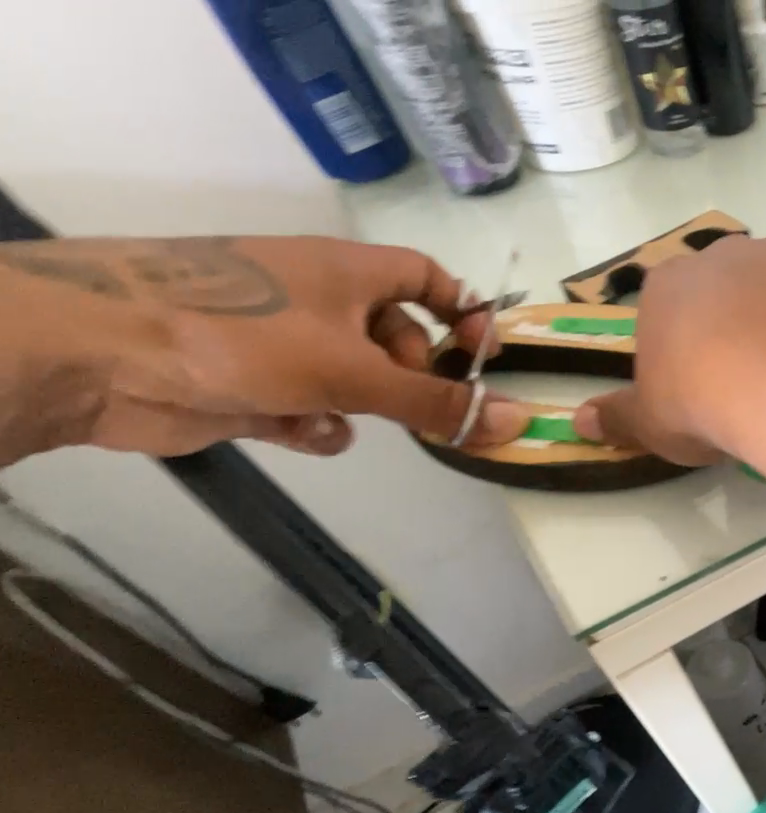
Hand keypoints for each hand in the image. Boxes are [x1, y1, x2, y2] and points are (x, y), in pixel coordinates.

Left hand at [0, 236, 530, 457]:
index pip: (426, 277)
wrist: (91, 354)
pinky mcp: (249, 381)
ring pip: (356, 376)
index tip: (486, 358)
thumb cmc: (239, 337)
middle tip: (428, 407)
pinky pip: (310, 404)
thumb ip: (439, 402)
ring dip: (369, 405)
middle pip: (395, 334)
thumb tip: (519, 420)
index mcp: (345, 272)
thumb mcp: (355, 371)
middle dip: (415, 374)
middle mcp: (317, 299)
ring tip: (361, 420)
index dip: (463, 312)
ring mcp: (280, 340)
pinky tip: (308, 433)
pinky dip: (319, 423)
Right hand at [572, 232, 765, 463]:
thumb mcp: (653, 423)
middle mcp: (731, 255)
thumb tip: (580, 422)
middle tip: (763, 374)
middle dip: (747, 318)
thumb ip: (620, 418)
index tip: (708, 384)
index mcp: (672, 285)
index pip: (673, 307)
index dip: (692, 345)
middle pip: (735, 283)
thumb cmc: (705, 402)